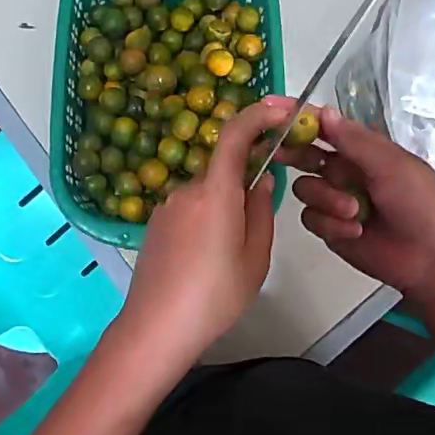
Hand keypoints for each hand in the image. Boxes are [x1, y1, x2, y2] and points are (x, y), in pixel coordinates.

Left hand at [119, 96, 294, 357]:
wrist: (156, 325)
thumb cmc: (215, 295)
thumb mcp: (254, 257)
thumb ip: (260, 211)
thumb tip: (261, 180)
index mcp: (214, 192)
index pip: (234, 136)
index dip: (257, 116)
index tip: (280, 110)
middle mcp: (185, 191)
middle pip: (221, 171)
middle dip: (244, 185)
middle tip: (258, 223)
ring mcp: (165, 208)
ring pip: (205, 195)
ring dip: (223, 209)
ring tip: (229, 256)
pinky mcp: (153, 225)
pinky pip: (188, 211)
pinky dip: (204, 222)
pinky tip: (206, 260)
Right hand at [275, 105, 434, 302]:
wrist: (431, 259)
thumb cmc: (420, 204)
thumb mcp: (391, 165)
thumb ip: (354, 141)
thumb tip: (322, 110)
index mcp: (362, 152)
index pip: (326, 128)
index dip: (301, 118)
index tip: (274, 108)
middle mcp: (343, 173)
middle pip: (304, 156)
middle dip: (293, 155)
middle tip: (278, 153)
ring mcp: (333, 201)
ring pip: (304, 188)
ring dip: (327, 199)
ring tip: (355, 212)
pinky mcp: (327, 228)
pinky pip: (310, 217)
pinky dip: (330, 223)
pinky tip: (355, 230)